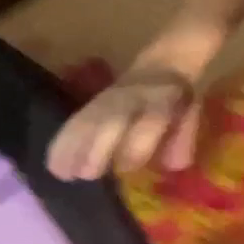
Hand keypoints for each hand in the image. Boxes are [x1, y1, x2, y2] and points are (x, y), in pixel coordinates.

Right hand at [47, 65, 200, 179]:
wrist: (158, 68)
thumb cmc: (174, 101)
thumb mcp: (189, 115)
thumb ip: (181, 140)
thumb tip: (174, 166)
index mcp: (162, 98)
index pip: (150, 120)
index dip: (137, 147)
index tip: (126, 170)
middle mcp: (130, 98)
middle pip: (109, 123)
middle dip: (96, 151)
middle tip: (88, 175)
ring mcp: (103, 102)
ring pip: (84, 125)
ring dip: (70, 152)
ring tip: (64, 175)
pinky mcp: (84, 109)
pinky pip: (68, 127)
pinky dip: (59, 148)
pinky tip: (54, 167)